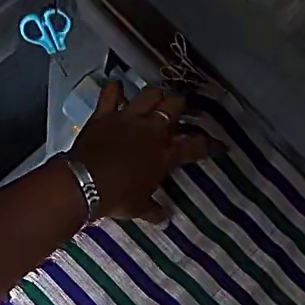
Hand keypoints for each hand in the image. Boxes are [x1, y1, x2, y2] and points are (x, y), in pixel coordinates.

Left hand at [67, 82, 215, 223]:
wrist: (85, 184)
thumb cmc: (117, 198)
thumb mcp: (138, 208)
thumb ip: (153, 210)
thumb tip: (164, 219)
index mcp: (164, 155)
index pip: (194, 147)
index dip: (209, 144)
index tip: (219, 144)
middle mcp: (151, 131)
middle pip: (174, 107)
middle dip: (180, 106)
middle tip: (180, 110)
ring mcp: (128, 119)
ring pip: (149, 95)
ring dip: (155, 95)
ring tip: (157, 97)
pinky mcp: (105, 114)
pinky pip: (111, 94)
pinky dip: (114, 89)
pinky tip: (117, 86)